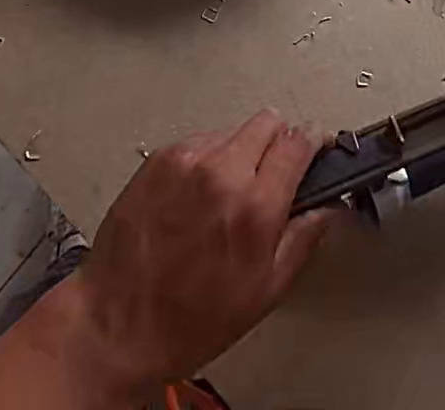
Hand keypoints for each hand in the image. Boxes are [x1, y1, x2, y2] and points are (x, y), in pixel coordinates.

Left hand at [53, 110, 334, 401]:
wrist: (118, 322)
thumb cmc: (189, 318)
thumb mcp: (264, 290)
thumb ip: (302, 238)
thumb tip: (326, 208)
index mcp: (254, 205)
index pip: (297, 142)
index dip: (314, 140)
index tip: (317, 144)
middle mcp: (221, 171)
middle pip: (268, 121)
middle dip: (280, 140)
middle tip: (277, 169)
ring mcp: (186, 159)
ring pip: (234, 129)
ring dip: (242, 150)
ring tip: (230, 191)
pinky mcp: (159, 158)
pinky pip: (200, 140)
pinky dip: (209, 157)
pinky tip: (200, 193)